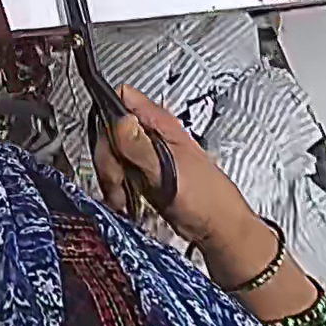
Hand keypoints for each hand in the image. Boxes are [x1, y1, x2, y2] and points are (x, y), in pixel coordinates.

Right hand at [95, 85, 256, 251]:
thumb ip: (140, 146)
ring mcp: (146, 152)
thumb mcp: (167, 171)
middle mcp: (151, 133)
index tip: (108, 144)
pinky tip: (122, 200)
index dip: (108, 114)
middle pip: (111, 129)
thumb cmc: (203, 198)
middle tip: (116, 180)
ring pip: (112, 152)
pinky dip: (115, 186)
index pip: (123, 98)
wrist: (217, 227)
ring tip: (120, 197)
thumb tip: (119, 120)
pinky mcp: (143, 172)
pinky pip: (118, 170)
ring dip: (110, 176)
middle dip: (107, 156)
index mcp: (160, 123)